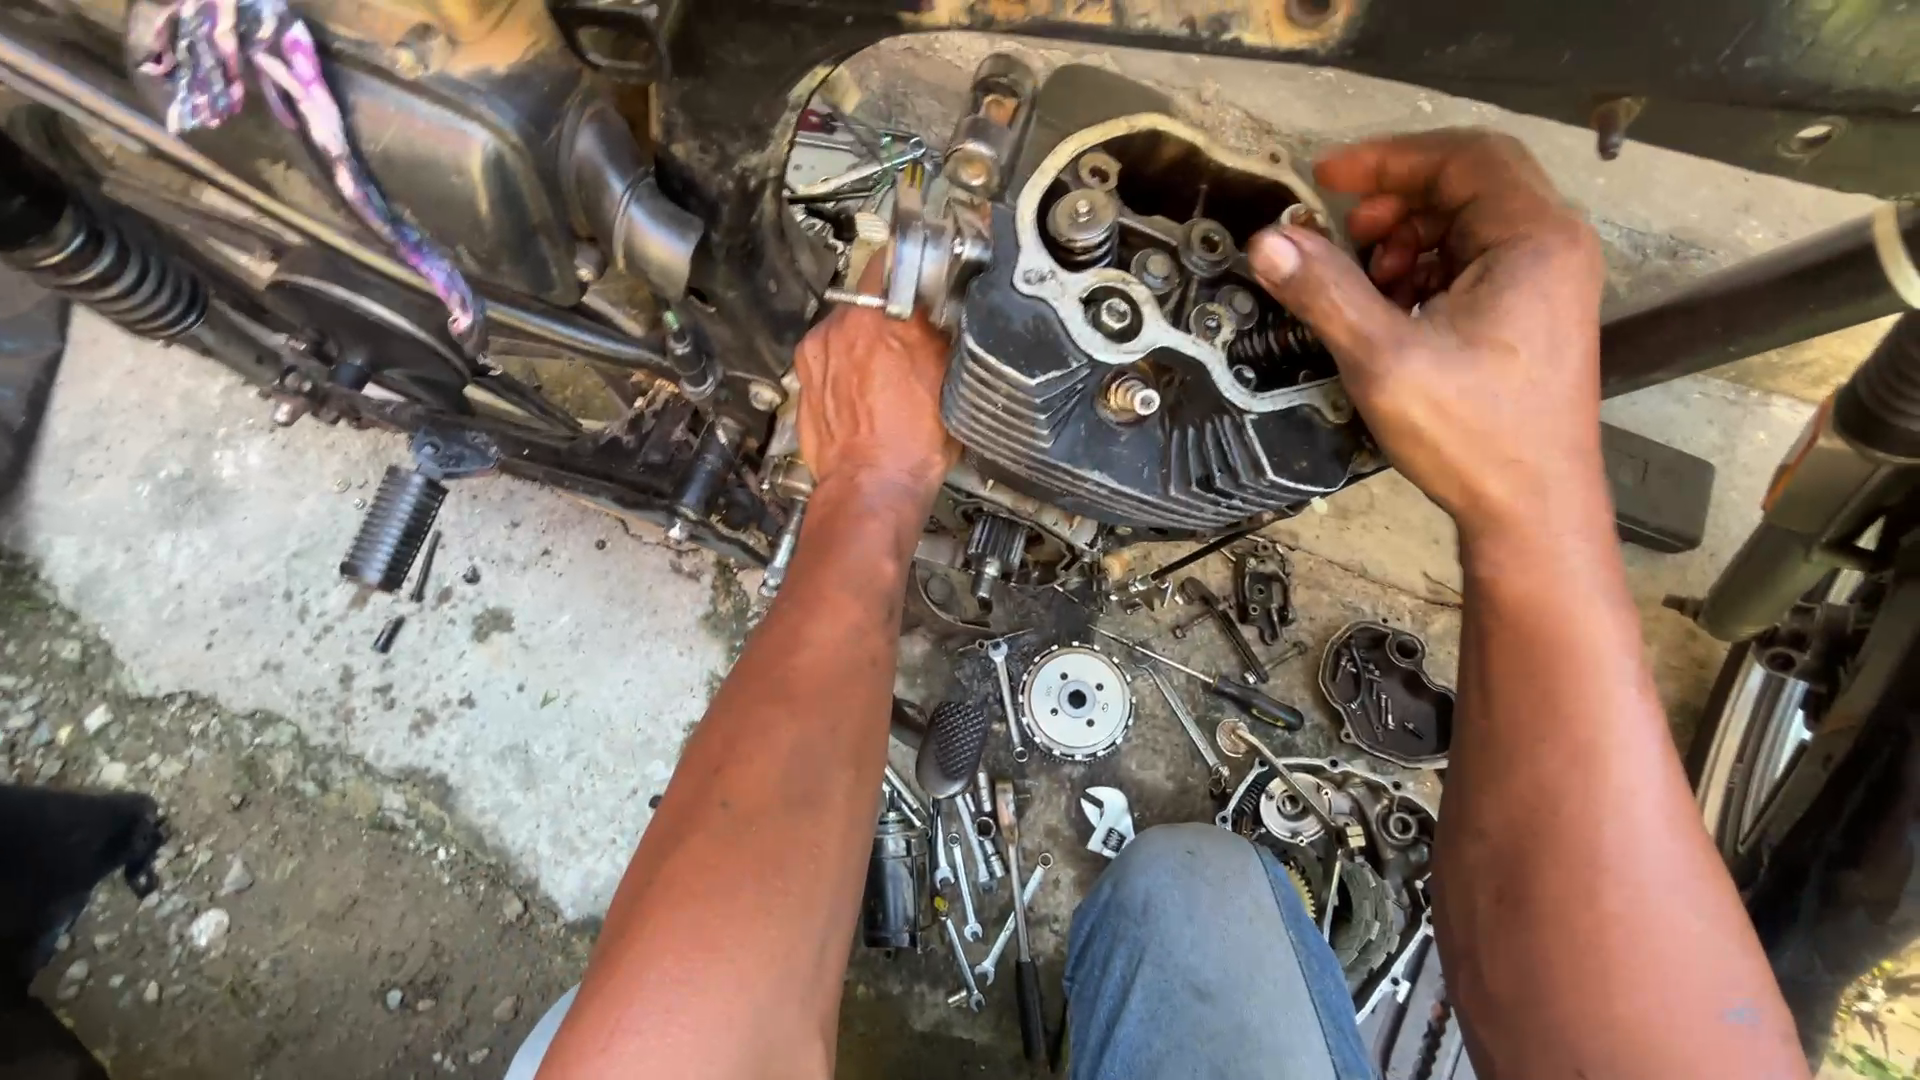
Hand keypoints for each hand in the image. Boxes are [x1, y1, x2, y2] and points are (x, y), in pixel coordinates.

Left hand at [793, 258, 958, 503]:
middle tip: (911, 341)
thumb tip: (937, 312)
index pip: (889, 263)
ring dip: (863, 343)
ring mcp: (816, 355)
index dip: (909, 271)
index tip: (920, 282)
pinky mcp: (803, 381)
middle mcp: (839, 328)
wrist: (872, 488)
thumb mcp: (948, 380)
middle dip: (888, 316)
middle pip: (865, 301)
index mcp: (877, 319)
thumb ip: (937, 333)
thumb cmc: (911, 445)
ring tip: (887, 376)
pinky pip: (828, 360)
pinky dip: (844, 369)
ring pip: (844, 331)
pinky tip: (865, 395)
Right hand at [1246, 130, 1607, 545]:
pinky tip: (1392, 311)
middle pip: (1467, 187)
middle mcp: (1549, 248)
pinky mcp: (1529, 317)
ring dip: (1404, 241)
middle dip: (1393, 204)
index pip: (1462, 158)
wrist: (1530, 508)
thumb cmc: (1468, 433)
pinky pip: (1470, 266)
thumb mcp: (1383, 359)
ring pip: (1465, 227)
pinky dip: (1421, 273)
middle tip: (1343, 240)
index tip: (1323, 179)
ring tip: (1365, 285)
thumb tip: (1267, 242)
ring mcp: (1544, 284)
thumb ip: (1324, 293)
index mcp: (1531, 240)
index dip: (1386, 159)